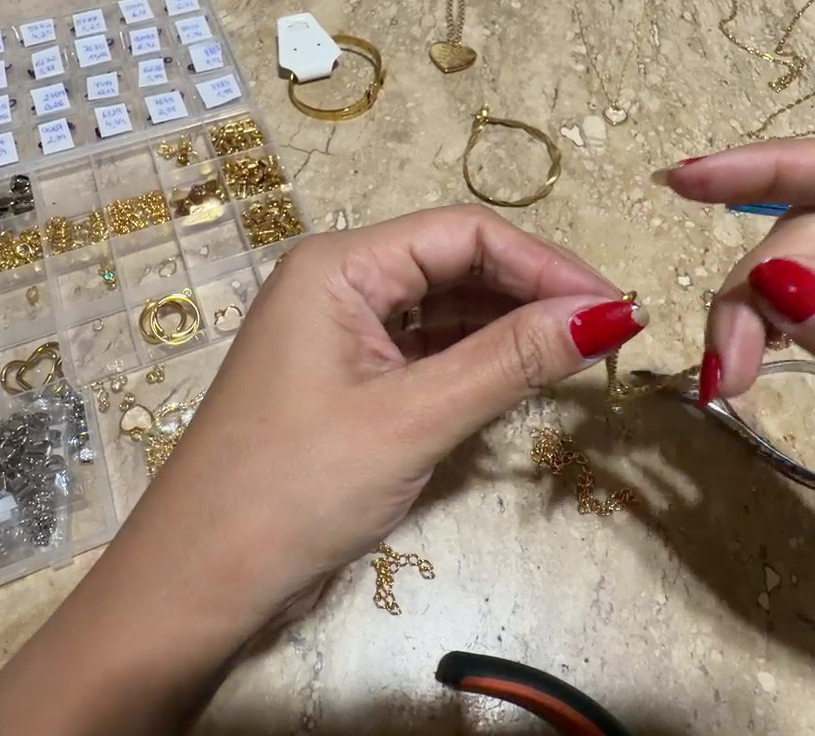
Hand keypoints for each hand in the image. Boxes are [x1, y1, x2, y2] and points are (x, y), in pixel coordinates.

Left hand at [132, 204, 643, 627]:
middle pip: (454, 265)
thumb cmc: (296, 487)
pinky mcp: (347, 376)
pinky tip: (519, 376)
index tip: (616, 304)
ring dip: (507, 328)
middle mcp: (339, 281)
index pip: (462, 234)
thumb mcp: (413, 418)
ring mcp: (341, 330)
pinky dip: (473, 361)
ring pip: (443, 309)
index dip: (545, 262)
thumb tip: (610, 313)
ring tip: (577, 355)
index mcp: (340, 264)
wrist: (198, 582)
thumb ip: (512, 360)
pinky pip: (424, 350)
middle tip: (607, 334)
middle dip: (530, 294)